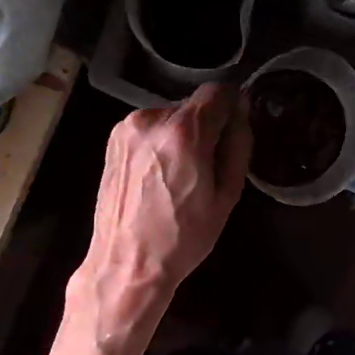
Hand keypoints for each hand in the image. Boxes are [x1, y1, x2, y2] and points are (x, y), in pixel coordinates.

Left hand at [75, 83, 251, 316]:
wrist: (127, 264)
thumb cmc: (182, 237)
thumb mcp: (227, 195)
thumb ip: (239, 144)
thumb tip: (241, 113)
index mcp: (183, 132)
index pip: (218, 91)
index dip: (233, 106)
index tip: (236, 130)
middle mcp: (151, 119)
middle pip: (193, 105)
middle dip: (206, 127)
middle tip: (207, 168)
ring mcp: (127, 128)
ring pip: (171, 117)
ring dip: (182, 136)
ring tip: (180, 177)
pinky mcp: (113, 139)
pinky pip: (151, 128)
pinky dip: (161, 143)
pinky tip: (159, 177)